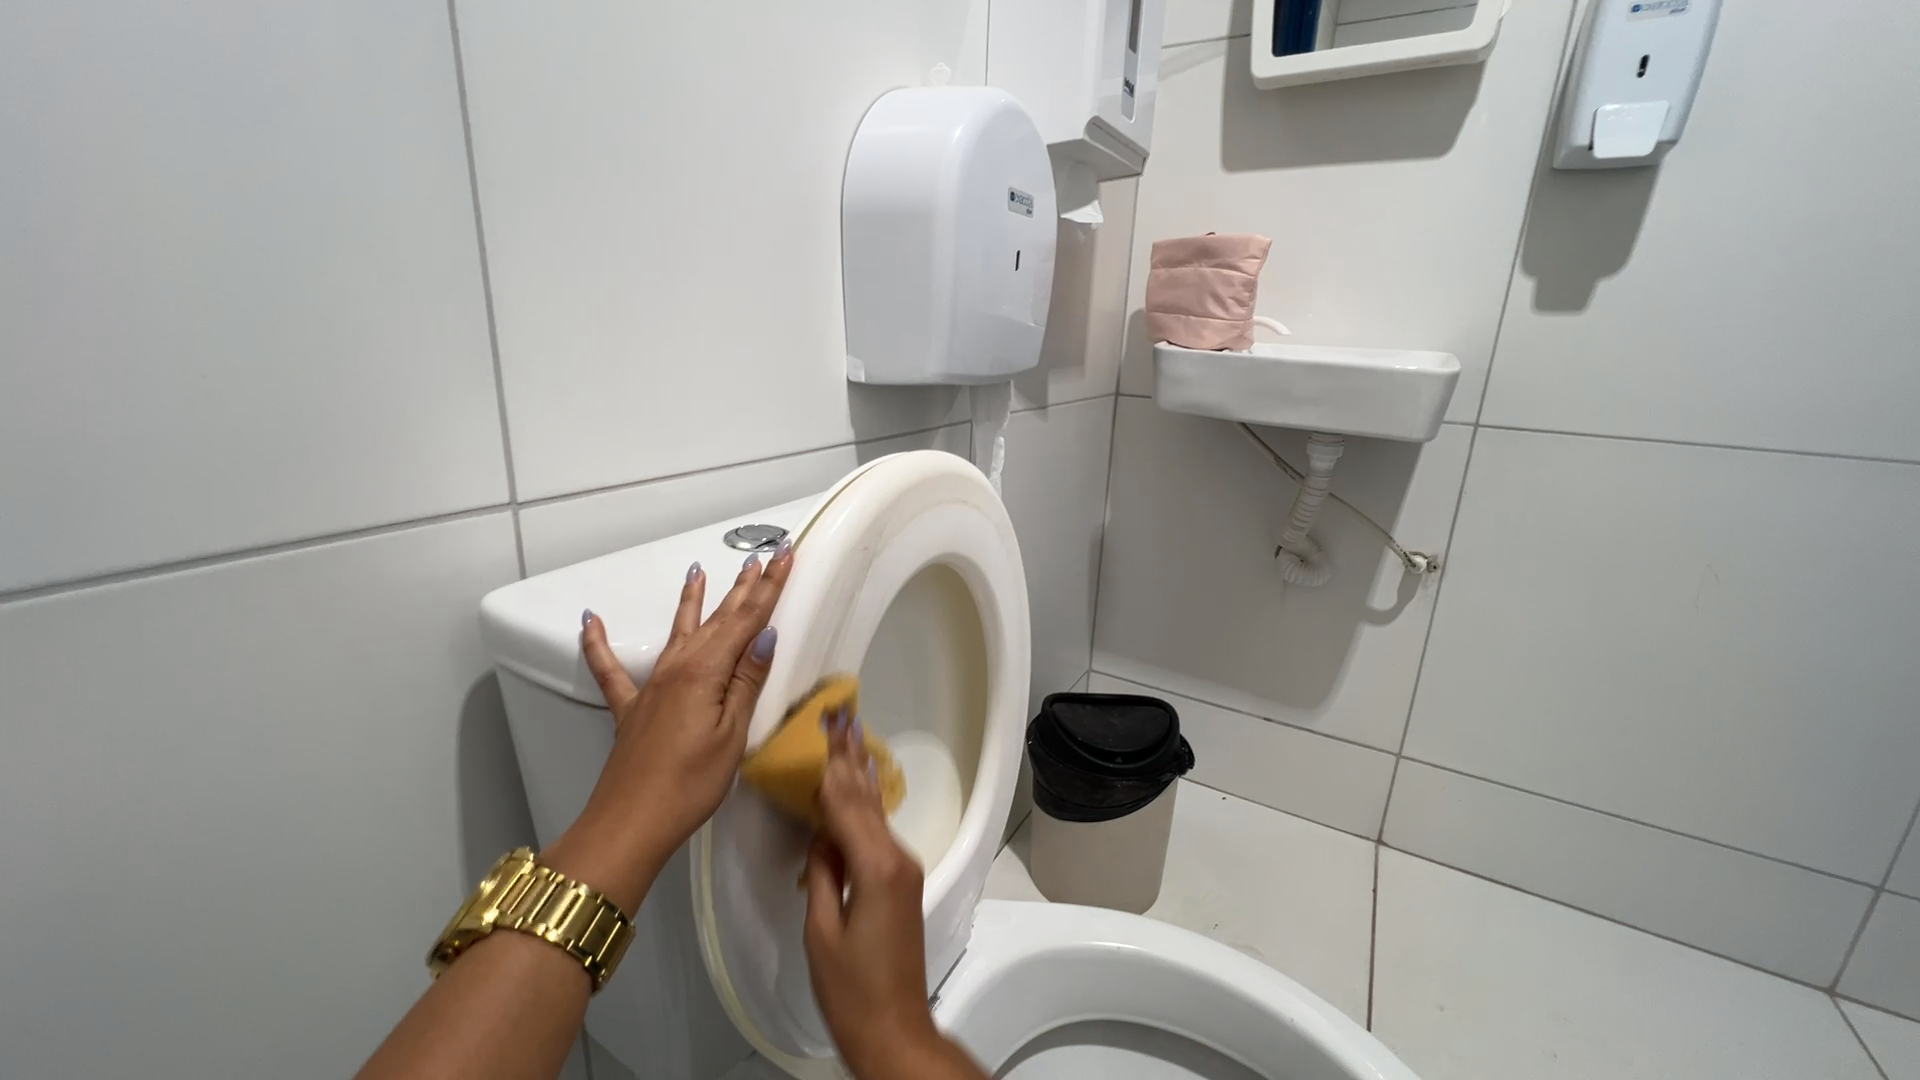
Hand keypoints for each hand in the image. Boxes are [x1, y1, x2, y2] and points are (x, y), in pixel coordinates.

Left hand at [543, 545, 792, 912]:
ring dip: (692, 601)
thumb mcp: (732, 733)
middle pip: (717, 619)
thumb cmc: (691, 783)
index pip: (747, 620)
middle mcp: (678, 668)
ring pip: (679, 632)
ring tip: (699, 570)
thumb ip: (746, 681)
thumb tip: (765, 635)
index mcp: (706, 672)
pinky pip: (611, 668)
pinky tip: (590, 620)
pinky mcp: (631, 708)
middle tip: (761, 556)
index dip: (768, 587)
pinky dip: (600, 643)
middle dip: (743, 588)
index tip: (784, 556)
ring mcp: (651, 686)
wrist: (630, 823)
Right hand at [803, 717, 942, 1074]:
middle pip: (866, 798)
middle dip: (851, 755)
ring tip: (851, 737)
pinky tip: (858, 787)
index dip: (833, 764)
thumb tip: (821, 837)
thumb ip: (821, 873)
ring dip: (858, 774)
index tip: (829, 726)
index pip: (846, 804)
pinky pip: (877, 833)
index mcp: (876, 867)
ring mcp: (903, 868)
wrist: (895, 1028)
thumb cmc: (851, 989)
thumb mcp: (821, 929)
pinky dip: (862, 805)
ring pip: (874, 812)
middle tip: (843, 715)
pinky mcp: (901, 881)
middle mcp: (896, 858)